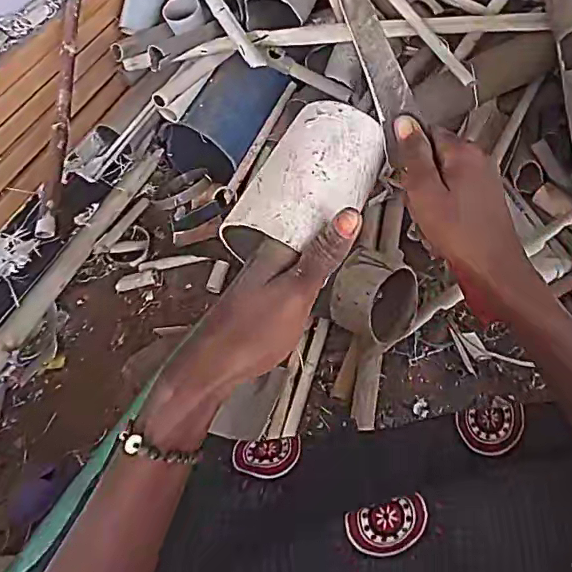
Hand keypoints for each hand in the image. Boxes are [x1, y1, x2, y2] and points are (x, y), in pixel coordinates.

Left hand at [139, 209, 359, 448]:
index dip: (334, 209)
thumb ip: (323, 256)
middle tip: (354, 220)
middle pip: (304, 235)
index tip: (357, 202)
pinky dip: (308, 276)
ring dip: (319, 252)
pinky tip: (315, 282)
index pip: (310, 217)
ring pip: (298, 256)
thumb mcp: (298, 292)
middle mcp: (265, 260)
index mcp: (274, 250)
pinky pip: (291, 277)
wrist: (214, 368)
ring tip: (341, 244)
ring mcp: (262, 280)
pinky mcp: (262, 299)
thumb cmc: (248, 334)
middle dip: (328, 229)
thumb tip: (347, 220)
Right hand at [390, 115, 545, 320]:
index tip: (403, 171)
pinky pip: (452, 195)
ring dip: (430, 195)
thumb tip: (405, 124)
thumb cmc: (463, 236)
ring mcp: (484, 180)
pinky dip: (443, 208)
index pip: (426, 131)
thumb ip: (413, 155)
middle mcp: (479, 161)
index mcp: (464, 152)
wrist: (492, 269)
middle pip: (434, 156)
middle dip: (420, 177)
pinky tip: (441, 226)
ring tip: (430, 217)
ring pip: (442, 177)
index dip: (409, 153)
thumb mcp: (424, 191)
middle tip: (417, 199)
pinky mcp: (483, 199)